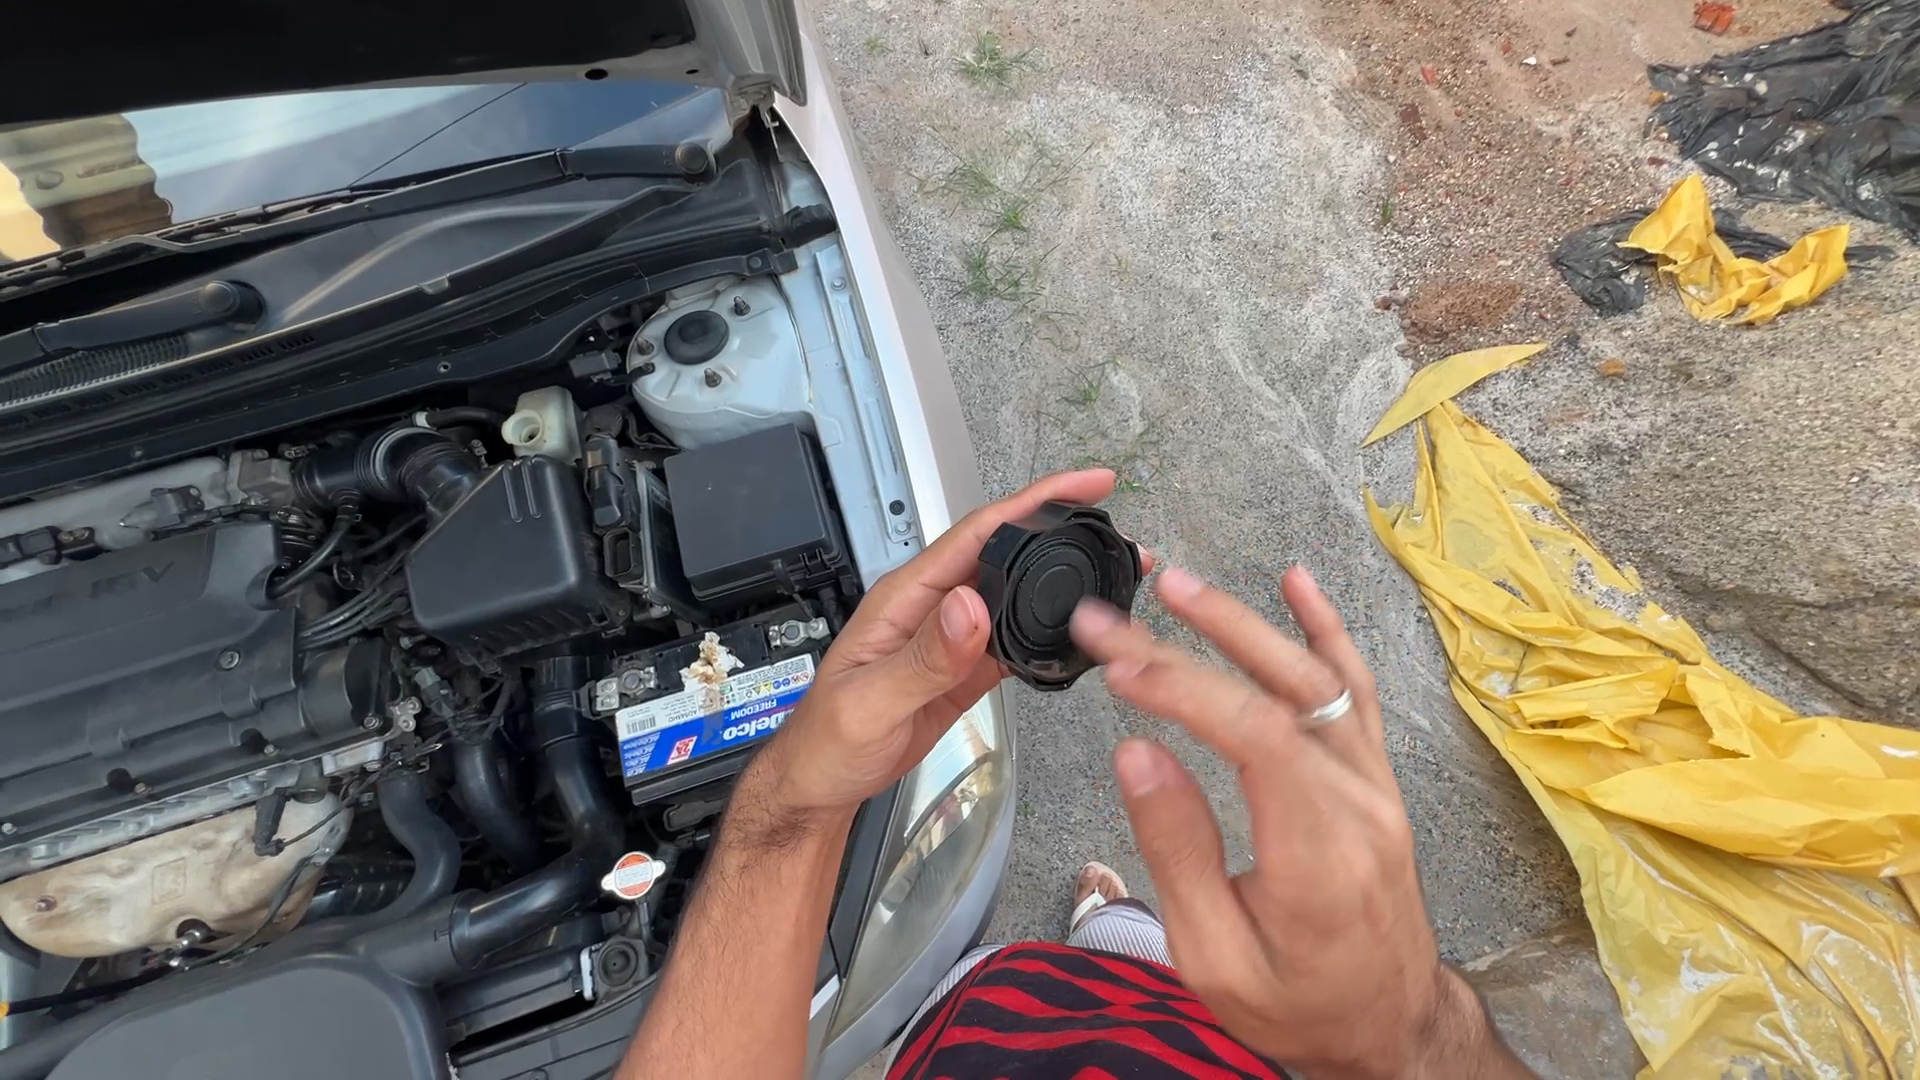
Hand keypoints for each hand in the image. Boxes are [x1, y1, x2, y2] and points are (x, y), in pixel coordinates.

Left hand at [754, 468, 1150, 819]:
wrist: (825, 782)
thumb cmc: (829, 740)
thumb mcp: (869, 701)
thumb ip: (922, 657)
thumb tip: (972, 606)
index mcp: (908, 596)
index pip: (978, 533)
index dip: (1034, 503)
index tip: (1085, 486)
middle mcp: (935, 605)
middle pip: (1007, 552)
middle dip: (1062, 530)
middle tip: (1117, 533)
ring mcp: (953, 634)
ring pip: (1016, 592)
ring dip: (1062, 579)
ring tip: (1111, 571)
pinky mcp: (966, 664)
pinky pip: (1013, 636)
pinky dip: (1048, 628)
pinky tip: (1075, 628)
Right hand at [1070, 567, 1523, 1079]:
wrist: (1391, 1028)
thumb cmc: (1296, 1004)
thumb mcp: (1213, 958)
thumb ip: (1177, 850)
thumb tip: (1136, 752)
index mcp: (1319, 853)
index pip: (1251, 735)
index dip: (1179, 688)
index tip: (1114, 665)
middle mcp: (1358, 802)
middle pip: (1274, 692)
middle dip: (1186, 642)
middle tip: (1114, 617)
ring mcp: (1374, 781)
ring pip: (1314, 677)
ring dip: (1242, 623)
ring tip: (1180, 586)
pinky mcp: (1374, 773)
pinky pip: (1356, 688)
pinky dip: (1326, 627)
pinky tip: (1297, 582)